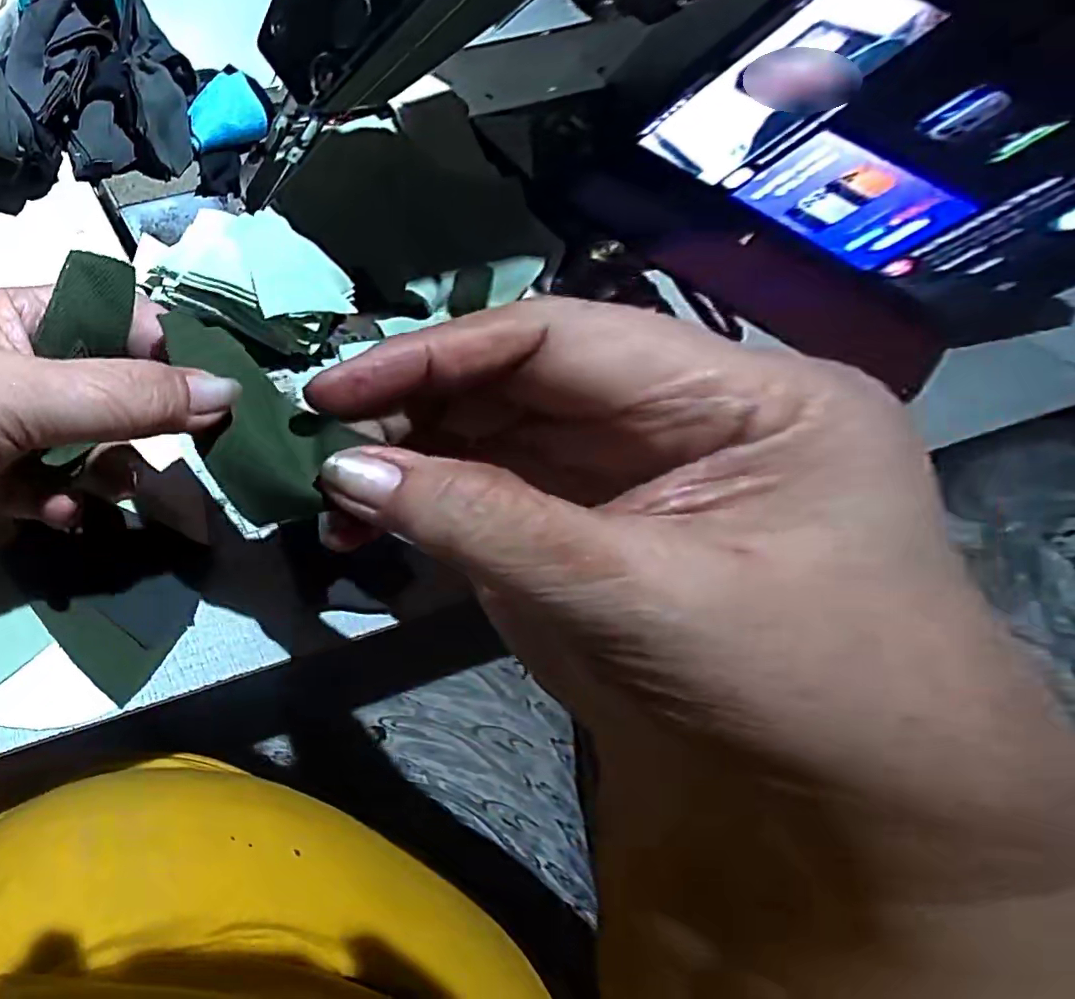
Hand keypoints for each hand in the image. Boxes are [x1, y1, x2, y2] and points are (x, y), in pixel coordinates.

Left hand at [0, 286, 237, 598]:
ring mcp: (7, 431)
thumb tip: (227, 390)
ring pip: (89, 445)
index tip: (209, 394)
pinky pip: (55, 490)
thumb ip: (125, 397)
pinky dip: (69, 504)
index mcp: (21, 317)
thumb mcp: (21, 395)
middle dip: (148, 420)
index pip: (118, 318)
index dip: (167, 351)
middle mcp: (20, 368)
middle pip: (110, 387)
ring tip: (120, 490)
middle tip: (189, 452)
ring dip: (112, 469)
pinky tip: (66, 518)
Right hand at [306, 297, 1074, 893]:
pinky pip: (463, 488)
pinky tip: (359, 526)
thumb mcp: (627, 592)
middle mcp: (659, 411)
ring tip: (330, 496)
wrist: (828, 812)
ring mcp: (602, 466)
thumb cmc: (786, 688)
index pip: (553, 336)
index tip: (336, 391)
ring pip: (470, 432)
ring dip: (393, 460)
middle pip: (500, 380)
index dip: (433, 355)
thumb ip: (476, 520)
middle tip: (320, 446)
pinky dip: (406, 503)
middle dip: (402, 409)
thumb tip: (339, 469)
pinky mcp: (556, 517)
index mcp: (732, 393)